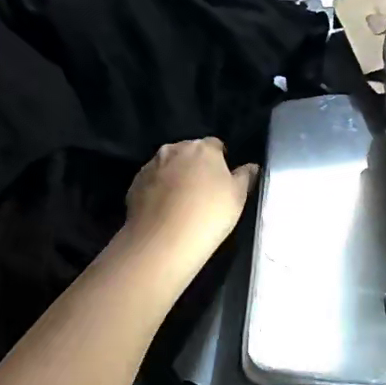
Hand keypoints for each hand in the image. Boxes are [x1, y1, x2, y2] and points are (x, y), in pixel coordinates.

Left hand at [123, 138, 256, 258]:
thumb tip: (251, 166)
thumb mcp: (237, 197)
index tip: (222, 180)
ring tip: (180, 202)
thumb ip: (244, 177)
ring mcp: (150, 165)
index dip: (220, 160)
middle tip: (202, 191)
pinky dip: (157, 190)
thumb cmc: (209, 214)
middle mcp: (173, 149)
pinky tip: (163, 210)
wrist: (164, 239)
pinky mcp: (134, 183)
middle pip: (188, 153)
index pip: (215, 145)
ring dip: (174, 176)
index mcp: (201, 148)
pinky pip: (151, 182)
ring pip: (166, 166)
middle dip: (194, 166)